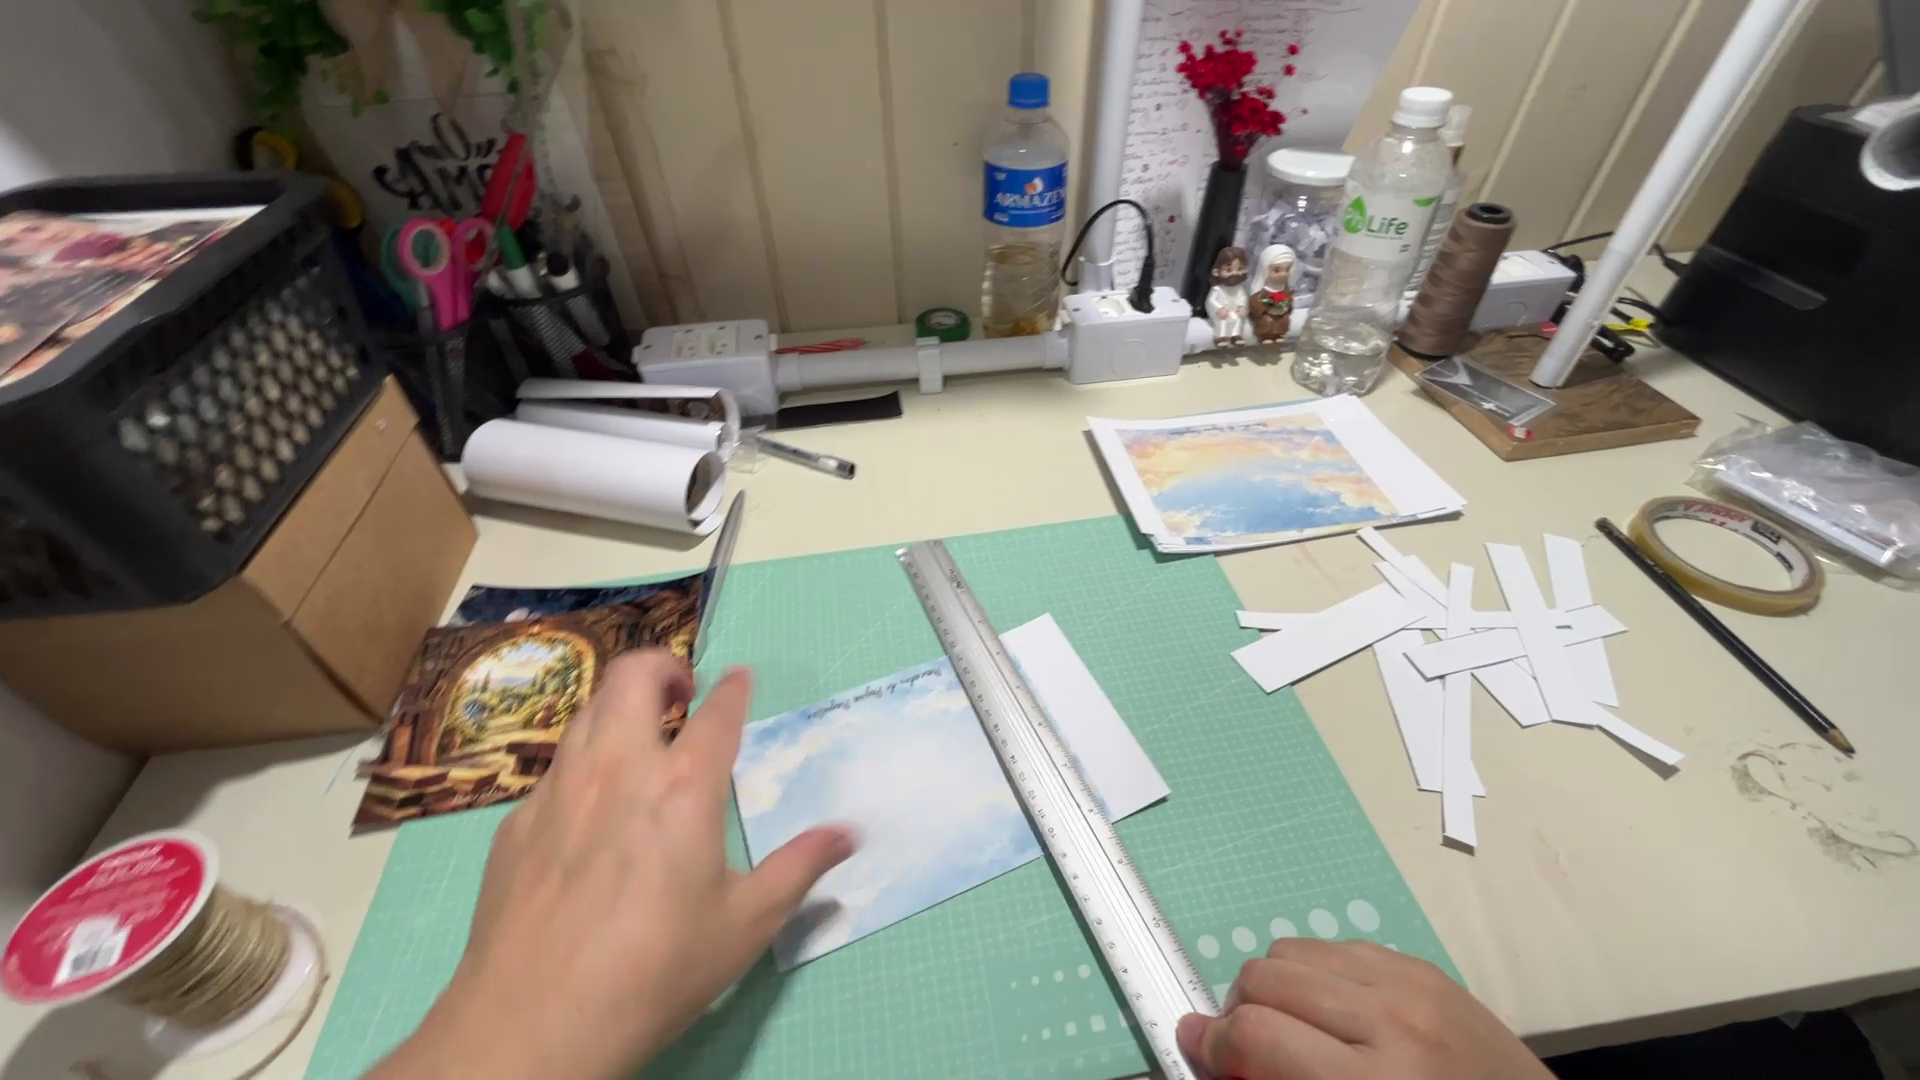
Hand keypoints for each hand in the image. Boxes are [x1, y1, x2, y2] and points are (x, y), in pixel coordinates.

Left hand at [369, 652, 857, 1079]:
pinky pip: (557, 764)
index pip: (716, 713)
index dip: (734, 688)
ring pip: (587, 709)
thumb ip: (800, 867)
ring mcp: (559, 790)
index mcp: (683, 788)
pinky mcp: (517, 822)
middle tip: (684, 693)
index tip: (740, 677)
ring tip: (643, 735)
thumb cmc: (655, 972)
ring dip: (622, 705)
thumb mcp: (745, 925)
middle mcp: (619, 769)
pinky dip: (587, 758)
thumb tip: (851, 833)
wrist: (528, 1031)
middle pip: (633, 677)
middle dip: (664, 666)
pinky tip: (594, 807)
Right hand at [1177, 939, 1550, 1079]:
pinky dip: (1314, 974)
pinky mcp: (1422, 966)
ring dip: (1273, 988)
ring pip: (1291, 951)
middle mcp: (1392, 1021)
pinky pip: (1334, 946)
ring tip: (1291, 1027)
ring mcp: (1410, 983)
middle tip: (1246, 1048)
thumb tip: (1209, 1050)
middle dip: (1239, 1013)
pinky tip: (1334, 1013)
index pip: (1258, 1033)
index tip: (1202, 1052)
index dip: (1215, 1043)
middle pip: (1264, 978)